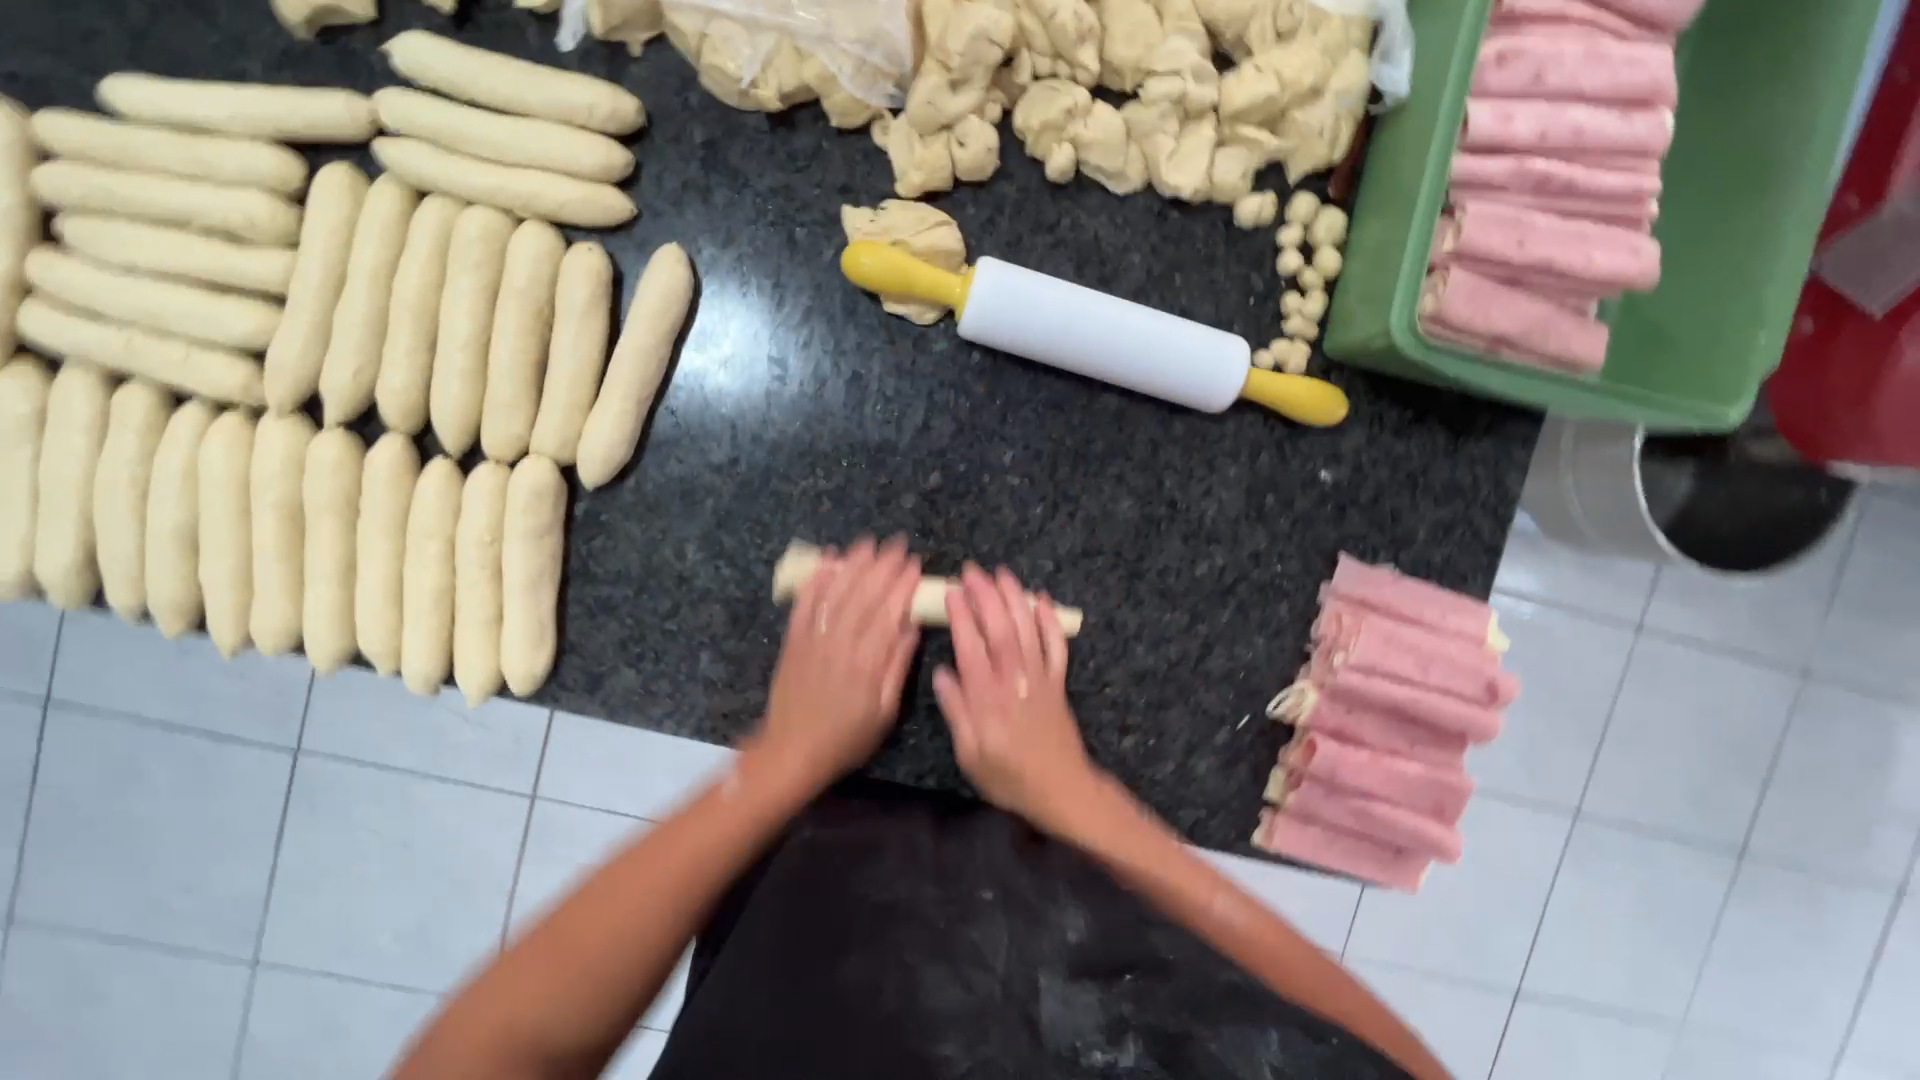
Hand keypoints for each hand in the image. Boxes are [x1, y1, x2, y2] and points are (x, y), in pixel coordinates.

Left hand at [752, 535, 921, 794]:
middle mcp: (839, 643)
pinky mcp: (793, 640)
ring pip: (836, 592)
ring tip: (868, 543)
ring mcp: (813, 638)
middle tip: (898, 544)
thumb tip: (912, 628)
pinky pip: (805, 604)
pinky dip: (817, 580)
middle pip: (864, 594)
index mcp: (867, 662)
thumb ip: (897, 667)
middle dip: (883, 565)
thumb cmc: (846, 738)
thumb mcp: (884, 712)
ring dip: (853, 564)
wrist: (791, 751)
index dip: (903, 585)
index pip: (889, 612)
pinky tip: (828, 562)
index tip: (916, 564)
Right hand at [932, 563, 1103, 836]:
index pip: (971, 648)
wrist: (1061, 790)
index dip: (961, 617)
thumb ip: (957, 712)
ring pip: (1028, 629)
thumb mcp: (970, 755)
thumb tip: (942, 674)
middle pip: (1001, 629)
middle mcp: (1015, 681)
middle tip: (972, 571)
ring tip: (1002, 573)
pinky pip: (1057, 646)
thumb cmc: (1009, 778)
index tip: (951, 592)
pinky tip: (1042, 600)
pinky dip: (1051, 621)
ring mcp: (1040, 679)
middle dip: (986, 596)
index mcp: (988, 699)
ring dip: (1015, 598)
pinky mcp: (1059, 683)